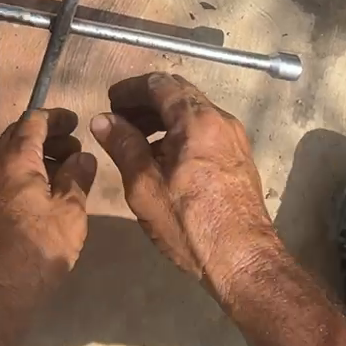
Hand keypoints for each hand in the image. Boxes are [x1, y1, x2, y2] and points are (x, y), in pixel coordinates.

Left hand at [0, 108, 98, 314]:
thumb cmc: (35, 251)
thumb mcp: (69, 214)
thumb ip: (77, 179)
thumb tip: (83, 156)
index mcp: (14, 158)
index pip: (33, 120)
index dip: (55, 117)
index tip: (75, 122)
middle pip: (18, 137)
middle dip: (47, 138)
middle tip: (73, 150)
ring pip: (7, 159)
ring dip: (34, 159)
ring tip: (61, 177)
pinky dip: (20, 177)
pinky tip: (37, 199)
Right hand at [91, 73, 281, 290]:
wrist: (243, 260)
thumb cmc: (189, 222)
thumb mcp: (144, 186)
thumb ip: (123, 145)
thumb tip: (102, 119)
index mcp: (196, 120)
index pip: (160, 84)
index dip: (131, 89)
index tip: (111, 102)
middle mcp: (220, 119)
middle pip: (178, 93)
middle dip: (146, 101)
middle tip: (121, 118)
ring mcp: (234, 137)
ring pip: (193, 111)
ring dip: (163, 117)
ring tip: (137, 139)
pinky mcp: (239, 156)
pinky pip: (205, 129)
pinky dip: (180, 131)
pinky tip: (163, 158)